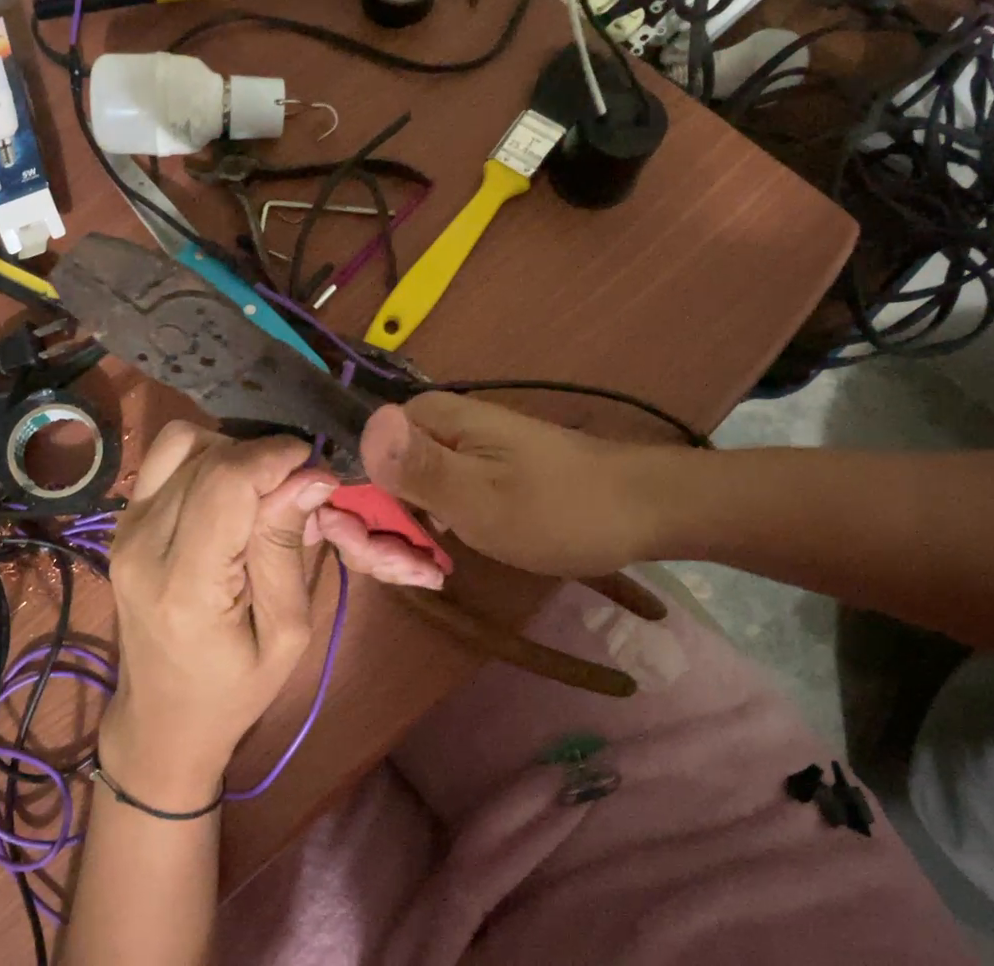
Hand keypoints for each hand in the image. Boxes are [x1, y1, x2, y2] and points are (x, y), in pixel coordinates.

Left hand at [103, 423, 337, 808]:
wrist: (162, 718)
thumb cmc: (234, 690)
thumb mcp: (286, 634)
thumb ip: (286, 547)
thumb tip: (312, 475)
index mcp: (184, 586)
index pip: (226, 483)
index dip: (274, 456)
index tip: (314, 464)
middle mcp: (142, 547)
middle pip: (205, 456)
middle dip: (260, 455)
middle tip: (297, 485)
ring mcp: (123, 532)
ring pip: (181, 446)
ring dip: (230, 453)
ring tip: (262, 490)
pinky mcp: (121, 525)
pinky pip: (165, 462)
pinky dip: (205, 461)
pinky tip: (230, 496)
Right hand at [318, 391, 670, 580]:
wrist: (642, 511)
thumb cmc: (559, 508)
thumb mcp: (482, 497)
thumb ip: (417, 467)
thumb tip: (364, 425)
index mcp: (426, 420)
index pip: (351, 459)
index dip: (352, 511)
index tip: (381, 556)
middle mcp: (428, 428)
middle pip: (369, 482)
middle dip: (379, 533)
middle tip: (417, 573)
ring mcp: (448, 452)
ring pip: (393, 498)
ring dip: (401, 541)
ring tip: (430, 573)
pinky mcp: (466, 473)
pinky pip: (422, 503)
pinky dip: (423, 535)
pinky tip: (436, 564)